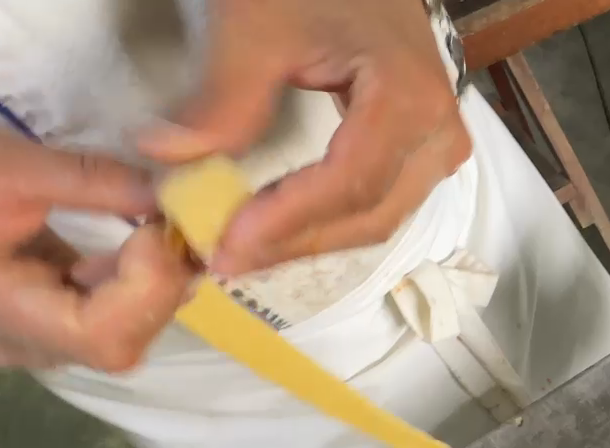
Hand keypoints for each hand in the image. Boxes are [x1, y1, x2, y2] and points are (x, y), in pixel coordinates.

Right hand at [0, 115, 191, 371]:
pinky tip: (135, 247)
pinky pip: (100, 317)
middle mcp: (17, 345)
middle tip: (178, 236)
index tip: (159, 233)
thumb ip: (88, 181)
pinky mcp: (33, 326)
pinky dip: (127, 284)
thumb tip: (169, 193)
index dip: (148, 291)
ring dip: (149, 286)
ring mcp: (25, 342)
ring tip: (161, 237)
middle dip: (159, 287)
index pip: (106, 336)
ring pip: (119, 332)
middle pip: (122, 340)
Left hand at [140, 0, 470, 275]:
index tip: (229, 245)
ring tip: (254, 250)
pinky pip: (384, 203)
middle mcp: (441, 141)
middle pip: (371, 214)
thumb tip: (168, 157)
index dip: (290, 220)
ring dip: (316, 239)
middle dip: (299, 242)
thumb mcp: (258, 22)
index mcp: (411, 104)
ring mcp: (442, 152)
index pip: (351, 184)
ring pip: (381, 218)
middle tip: (231, 261)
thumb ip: (221, 95)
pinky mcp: (429, 155)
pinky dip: (333, 220)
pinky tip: (290, 228)